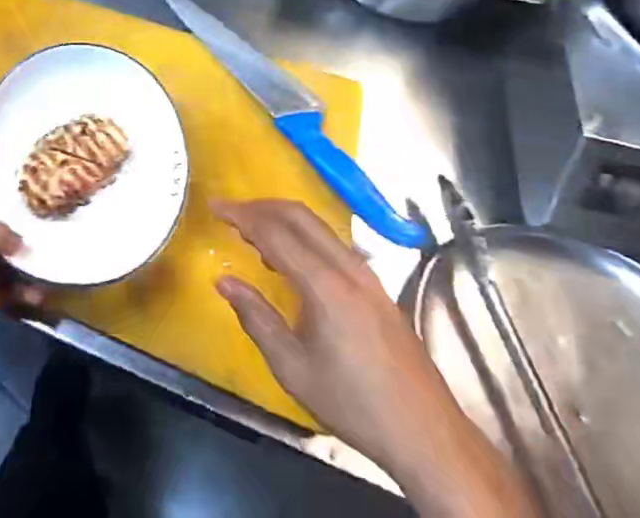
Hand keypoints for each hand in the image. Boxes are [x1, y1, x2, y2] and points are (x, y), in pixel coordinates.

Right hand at [212, 200, 453, 475]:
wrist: (425, 432)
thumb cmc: (353, 403)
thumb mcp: (293, 369)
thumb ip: (256, 318)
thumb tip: (223, 280)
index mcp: (325, 285)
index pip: (275, 232)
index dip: (241, 215)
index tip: (214, 207)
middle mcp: (349, 268)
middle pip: (300, 216)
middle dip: (261, 207)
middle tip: (230, 214)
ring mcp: (368, 275)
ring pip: (319, 227)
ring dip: (283, 221)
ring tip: (251, 237)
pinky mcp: (377, 287)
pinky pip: (332, 245)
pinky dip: (303, 238)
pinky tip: (289, 263)